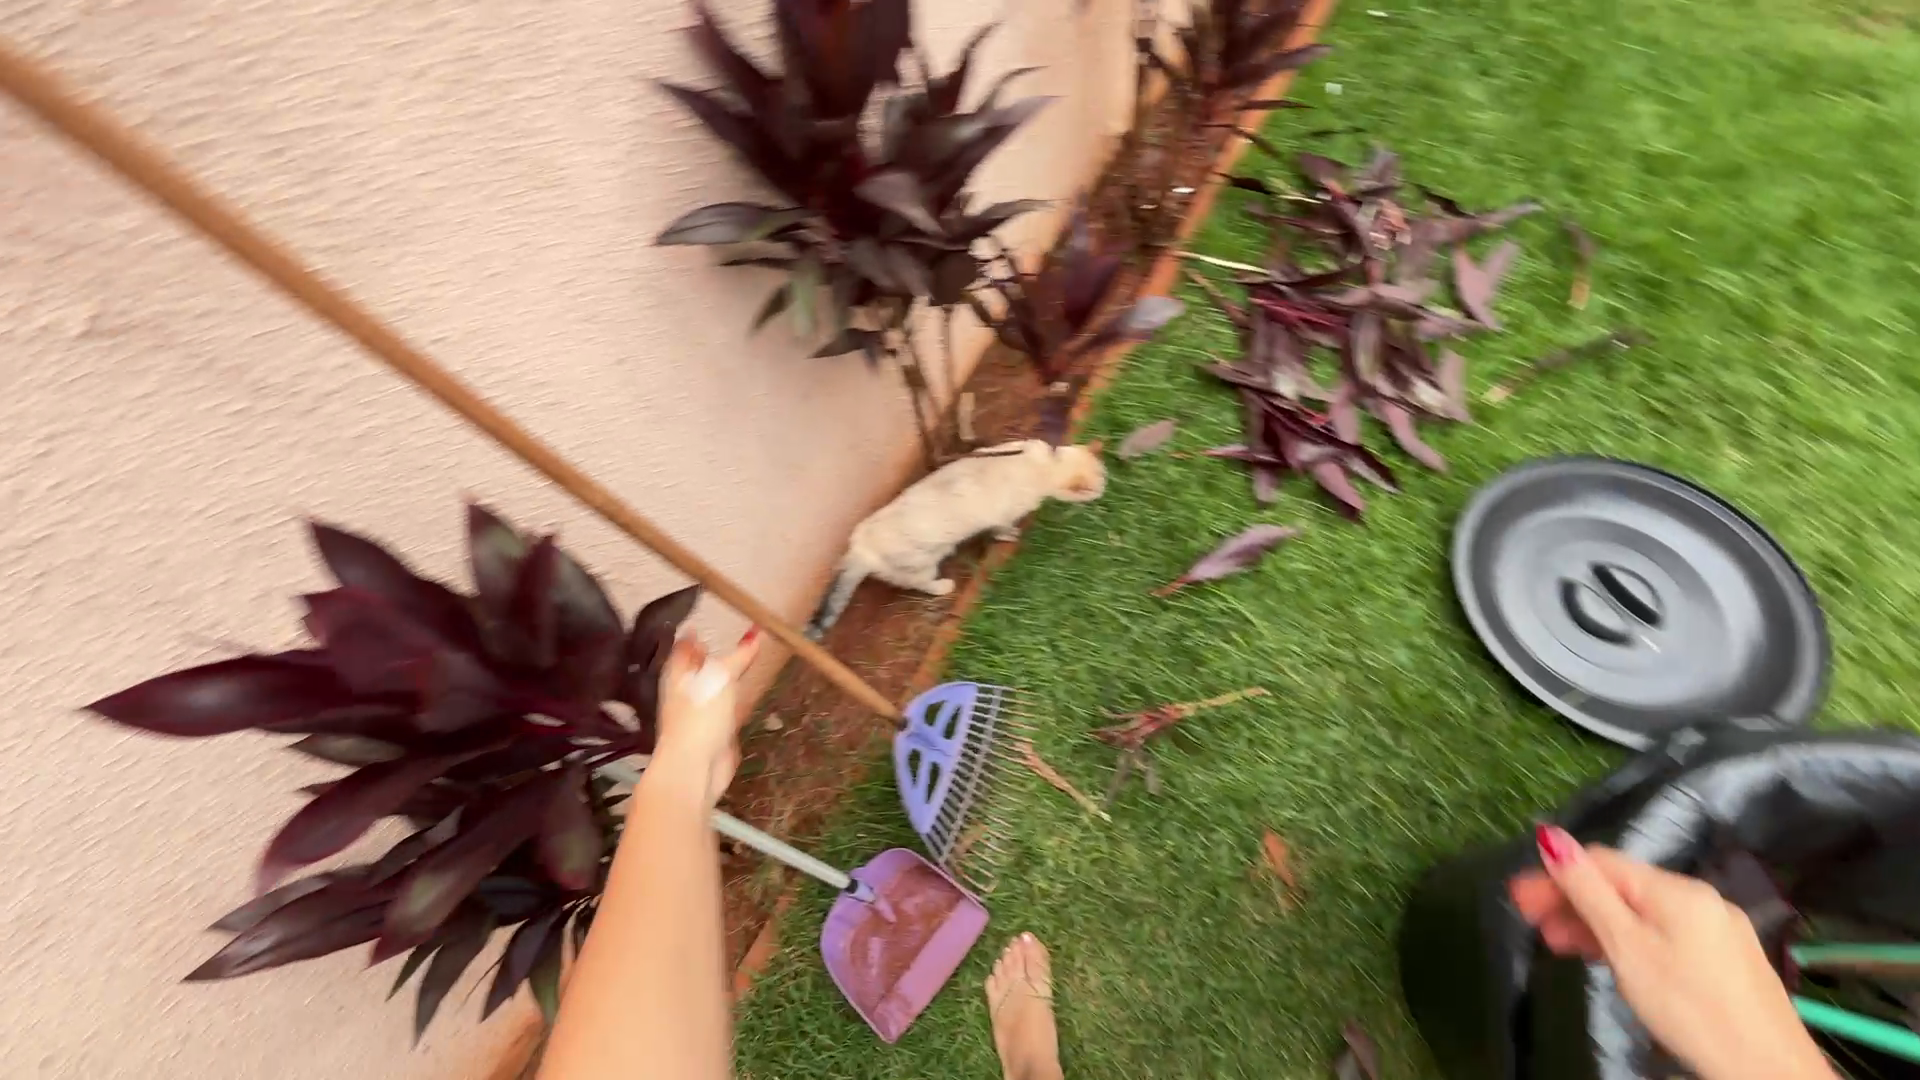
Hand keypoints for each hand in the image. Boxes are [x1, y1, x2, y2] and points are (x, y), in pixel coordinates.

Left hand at [651, 627, 760, 806]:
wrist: (695, 767)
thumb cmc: (700, 716)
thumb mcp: (721, 677)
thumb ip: (739, 657)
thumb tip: (755, 633)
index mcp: (678, 676)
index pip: (682, 649)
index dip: (690, 637)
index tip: (701, 624)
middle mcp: (685, 693)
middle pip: (696, 670)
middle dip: (706, 657)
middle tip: (723, 640)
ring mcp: (699, 714)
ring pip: (713, 690)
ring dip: (724, 679)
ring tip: (742, 662)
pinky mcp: (715, 733)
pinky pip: (727, 710)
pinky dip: (735, 701)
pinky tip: (747, 695)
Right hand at [1509, 827, 1834, 1079]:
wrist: (1771, 1075)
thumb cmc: (1688, 1005)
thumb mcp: (1625, 944)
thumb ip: (1585, 887)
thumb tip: (1549, 835)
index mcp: (1676, 889)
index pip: (1599, 862)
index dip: (1554, 875)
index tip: (1521, 900)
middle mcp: (1700, 899)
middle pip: (1620, 886)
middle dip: (1572, 901)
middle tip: (1536, 926)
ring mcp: (1719, 930)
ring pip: (1640, 912)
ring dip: (1596, 923)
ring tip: (1563, 947)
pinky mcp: (1728, 959)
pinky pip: (1663, 933)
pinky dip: (1629, 940)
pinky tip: (1612, 960)